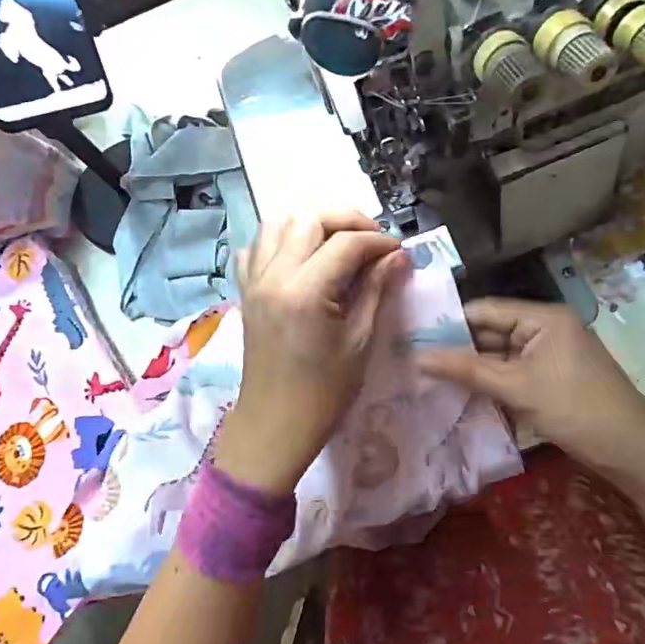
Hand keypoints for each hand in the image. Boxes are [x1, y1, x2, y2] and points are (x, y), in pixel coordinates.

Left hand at [212, 211, 406, 494]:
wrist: (275, 424)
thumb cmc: (324, 393)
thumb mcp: (360, 342)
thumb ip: (377, 291)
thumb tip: (397, 256)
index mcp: (305, 293)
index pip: (345, 243)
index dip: (378, 241)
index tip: (398, 252)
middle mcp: (273, 277)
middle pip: (307, 219)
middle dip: (345, 222)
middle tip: (372, 242)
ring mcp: (254, 282)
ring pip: (276, 224)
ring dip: (311, 225)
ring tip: (337, 245)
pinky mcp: (246, 292)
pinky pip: (256, 249)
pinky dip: (280, 242)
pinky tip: (302, 260)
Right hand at [417, 298, 644, 465]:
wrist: (630, 451)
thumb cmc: (575, 409)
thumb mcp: (517, 387)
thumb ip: (467, 370)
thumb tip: (418, 357)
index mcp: (543, 317)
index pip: (485, 310)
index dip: (449, 322)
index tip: (413, 338)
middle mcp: (546, 328)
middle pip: (492, 332)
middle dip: (458, 349)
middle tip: (415, 362)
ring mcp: (550, 354)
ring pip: (501, 356)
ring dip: (473, 370)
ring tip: (430, 379)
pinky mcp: (552, 378)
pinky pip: (513, 373)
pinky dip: (492, 383)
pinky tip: (462, 394)